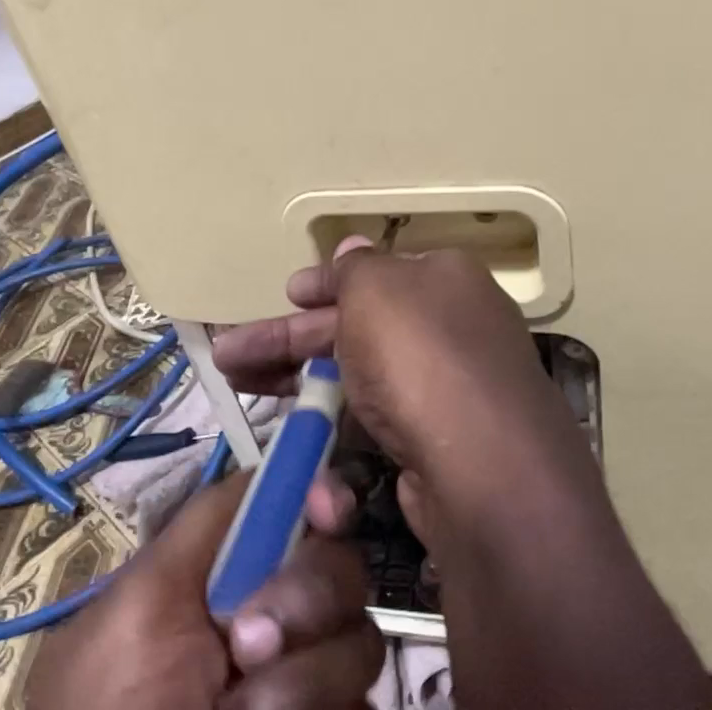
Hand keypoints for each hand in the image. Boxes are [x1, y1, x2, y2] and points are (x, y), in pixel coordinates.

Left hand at [25, 471, 380, 709]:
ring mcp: (306, 677)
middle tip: (247, 647)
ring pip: (360, 638)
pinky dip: (320, 706)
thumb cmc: (110, 706)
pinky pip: (363, 697)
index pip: (299, 512)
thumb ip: (206, 524)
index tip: (326, 510)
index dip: (323, 496)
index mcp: (229, 573)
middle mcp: (276, 615)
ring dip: (304, 678)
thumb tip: (280, 466)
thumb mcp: (136, 602)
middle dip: (306, 596)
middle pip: (341, 564)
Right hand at [213, 240, 597, 543]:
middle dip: (290, 338)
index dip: (325, 284)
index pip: (375, 275)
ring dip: (299, 379)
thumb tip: (351, 247)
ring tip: (238, 386)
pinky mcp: (436, 444)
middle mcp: (450, 329)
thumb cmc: (420, 355)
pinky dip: (334, 423)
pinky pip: (374, 422)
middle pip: (357, 328)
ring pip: (360, 376)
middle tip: (230, 355)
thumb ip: (355, 267)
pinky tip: (296, 433)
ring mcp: (445, 390)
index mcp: (443, 281)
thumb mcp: (377, 288)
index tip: (285, 293)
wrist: (481, 465)